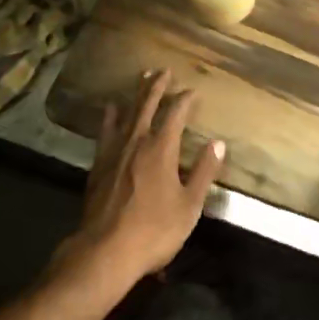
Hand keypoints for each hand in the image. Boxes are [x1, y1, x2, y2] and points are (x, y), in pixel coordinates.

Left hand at [60, 69, 225, 285]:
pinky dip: (111, 116)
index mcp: (162, 147)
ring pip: (129, 111)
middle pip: (149, 104)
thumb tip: (218, 143)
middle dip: (158, 86)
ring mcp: (116, 149)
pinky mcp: (99, 162)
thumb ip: (203, 172)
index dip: (186, 100)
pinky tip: (111, 108)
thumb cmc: (153, 230)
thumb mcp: (188, 206)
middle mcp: (138, 140)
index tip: (193, 91)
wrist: (105, 250)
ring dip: (137, 93)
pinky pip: (106, 130)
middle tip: (164, 69)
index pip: (176, 113)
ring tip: (142, 76)